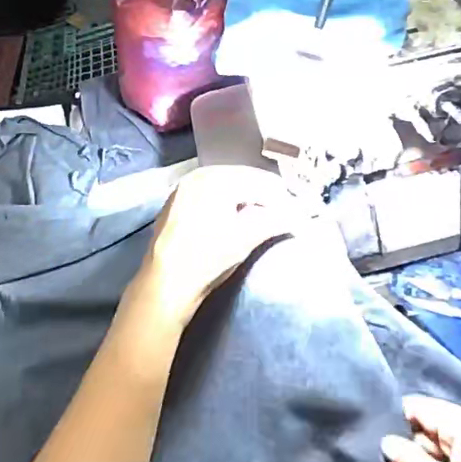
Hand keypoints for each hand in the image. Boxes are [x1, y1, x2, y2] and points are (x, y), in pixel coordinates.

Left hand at [131, 166, 292, 322]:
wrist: (163, 287)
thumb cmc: (207, 259)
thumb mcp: (247, 238)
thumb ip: (275, 220)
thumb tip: (296, 215)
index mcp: (217, 177)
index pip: (259, 181)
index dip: (281, 196)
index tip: (297, 209)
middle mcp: (199, 174)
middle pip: (242, 179)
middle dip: (264, 194)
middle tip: (284, 210)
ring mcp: (184, 187)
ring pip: (225, 186)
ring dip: (246, 198)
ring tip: (263, 214)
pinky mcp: (176, 203)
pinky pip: (209, 194)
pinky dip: (226, 202)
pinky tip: (235, 217)